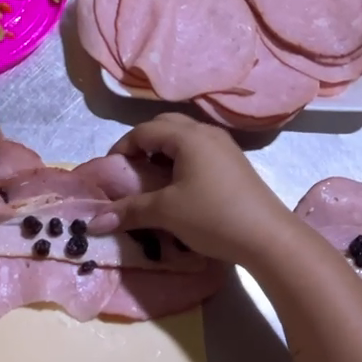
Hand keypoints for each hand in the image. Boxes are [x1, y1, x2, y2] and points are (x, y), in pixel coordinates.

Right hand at [85, 113, 297, 265]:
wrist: (267, 236)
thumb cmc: (213, 216)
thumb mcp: (166, 213)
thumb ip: (129, 211)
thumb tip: (93, 223)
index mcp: (188, 136)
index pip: (145, 130)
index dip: (123, 147)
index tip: (111, 170)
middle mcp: (206, 132)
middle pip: (166, 125)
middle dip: (144, 142)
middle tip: (132, 169)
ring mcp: (224, 146)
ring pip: (185, 136)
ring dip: (164, 149)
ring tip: (153, 176)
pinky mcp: (234, 162)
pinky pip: (200, 148)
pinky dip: (182, 158)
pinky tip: (180, 185)